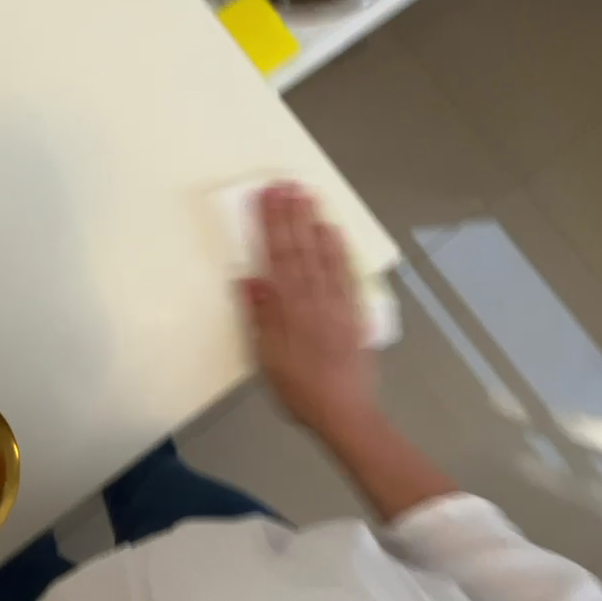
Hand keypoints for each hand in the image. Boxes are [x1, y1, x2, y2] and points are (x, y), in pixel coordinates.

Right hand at [238, 184, 376, 439]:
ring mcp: (337, 303)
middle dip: (290, 214)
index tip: (265, 196)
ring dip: (313, 222)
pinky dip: (338, 249)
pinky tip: (332, 231)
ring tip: (307, 195)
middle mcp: (315, 298)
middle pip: (300, 249)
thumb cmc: (299, 389)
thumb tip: (248, 277)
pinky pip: (345, 273)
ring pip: (323, 254)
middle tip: (284, 183)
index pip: (277, 256)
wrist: (346, 416)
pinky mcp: (353, 313)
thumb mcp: (268, 358)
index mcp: (290, 308)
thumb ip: (261, 316)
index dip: (270, 224)